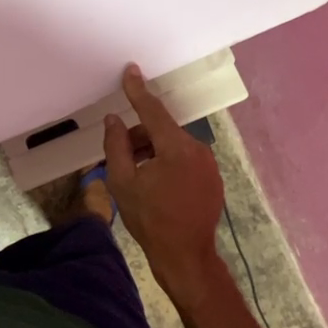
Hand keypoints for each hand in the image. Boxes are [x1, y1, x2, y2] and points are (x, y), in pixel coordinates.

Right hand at [102, 64, 227, 294]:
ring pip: (173, 147)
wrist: (185, 256)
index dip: (138, 91)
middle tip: (121, 162)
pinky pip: (185, 161)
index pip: (153, 111)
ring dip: (152, 154)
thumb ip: (116, 146)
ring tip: (137, 180)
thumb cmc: (150, 220)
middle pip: (161, 132)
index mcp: (176, 148)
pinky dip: (167, 165)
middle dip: (139, 140)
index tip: (131, 71)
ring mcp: (209, 165)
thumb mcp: (122, 182)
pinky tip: (155, 188)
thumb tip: (114, 120)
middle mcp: (198, 150)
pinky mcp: (213, 179)